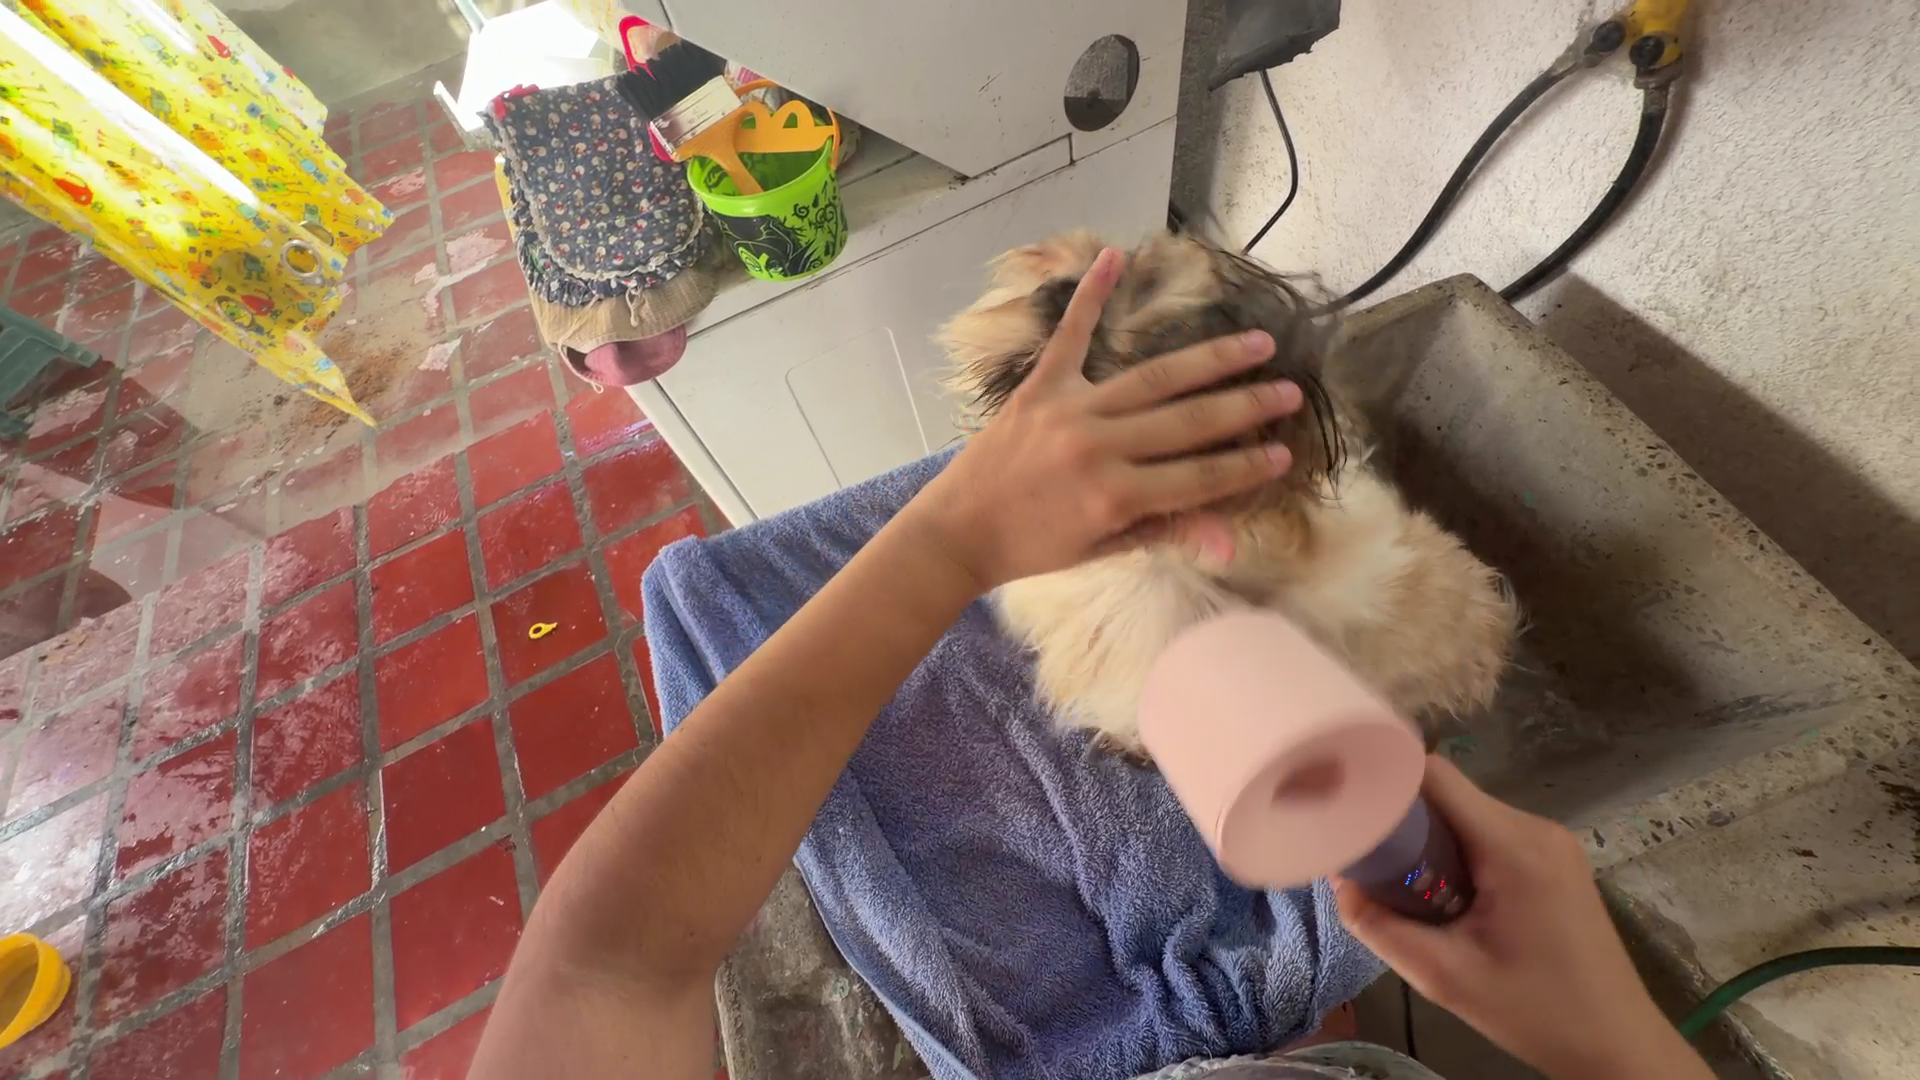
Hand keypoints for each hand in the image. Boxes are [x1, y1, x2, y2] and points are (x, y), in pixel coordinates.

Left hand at [908, 247, 1302, 590]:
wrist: (958, 531)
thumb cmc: (1031, 547)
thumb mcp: (1099, 549)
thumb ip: (1163, 532)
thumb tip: (1229, 540)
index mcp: (1114, 496)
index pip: (1199, 478)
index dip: (1245, 467)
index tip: (1285, 452)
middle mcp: (1098, 447)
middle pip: (1188, 421)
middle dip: (1245, 407)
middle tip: (1290, 392)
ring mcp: (1067, 410)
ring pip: (1152, 378)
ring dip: (1209, 359)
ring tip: (1256, 343)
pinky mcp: (1038, 389)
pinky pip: (1068, 337)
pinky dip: (1089, 297)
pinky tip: (1114, 257)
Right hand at [1334, 758, 1711, 1079]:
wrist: (1622, 1053)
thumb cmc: (1537, 1013)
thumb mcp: (1443, 976)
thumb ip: (1378, 925)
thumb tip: (1338, 881)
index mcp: (1513, 847)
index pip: (1434, 774)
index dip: (1385, 776)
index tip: (1350, 799)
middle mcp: (1534, 828)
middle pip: (1444, 789)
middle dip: (1400, 812)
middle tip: (1368, 847)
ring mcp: (1548, 840)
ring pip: (1461, 806)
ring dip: (1425, 830)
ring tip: (1398, 869)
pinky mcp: (1550, 855)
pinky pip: (1481, 825)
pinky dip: (1450, 841)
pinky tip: (1437, 880)